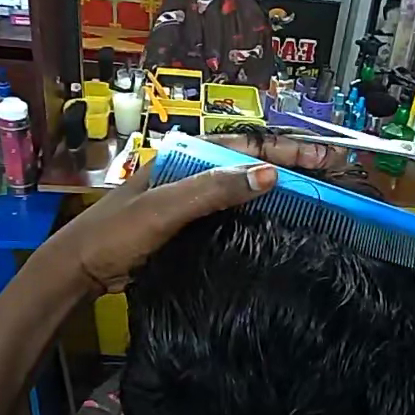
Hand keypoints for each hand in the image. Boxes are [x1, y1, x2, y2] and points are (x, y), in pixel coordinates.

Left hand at [38, 132, 349, 295]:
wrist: (81, 268)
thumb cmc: (116, 233)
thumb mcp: (162, 208)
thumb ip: (211, 189)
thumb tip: (269, 173)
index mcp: (184, 159)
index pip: (244, 145)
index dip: (286, 149)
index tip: (325, 156)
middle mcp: (191, 175)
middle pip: (248, 164)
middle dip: (290, 165)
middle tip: (333, 175)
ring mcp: (190, 203)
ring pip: (242, 191)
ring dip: (278, 191)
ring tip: (319, 199)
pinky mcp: (190, 230)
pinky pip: (231, 217)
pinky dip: (258, 217)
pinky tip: (280, 227)